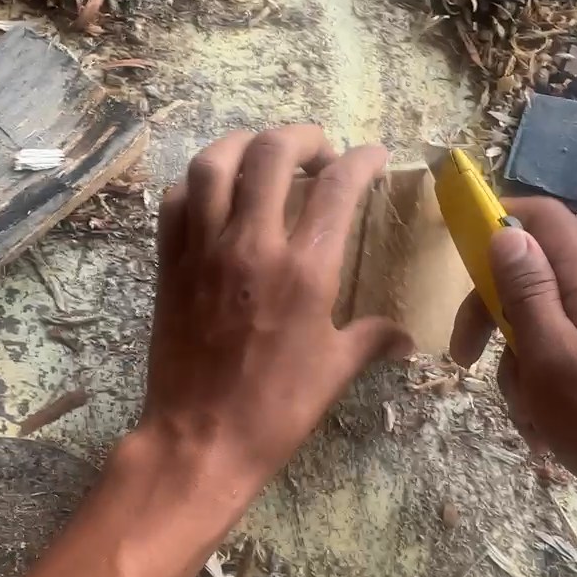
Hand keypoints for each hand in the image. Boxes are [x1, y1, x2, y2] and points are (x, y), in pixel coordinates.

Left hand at [138, 126, 411, 491]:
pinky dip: (197, 182)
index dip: (363, 159)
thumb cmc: (275, 409)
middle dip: (303, 137)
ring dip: (243, 143)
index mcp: (305, 270)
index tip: (373, 156)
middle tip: (319, 151)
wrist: (199, 440)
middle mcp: (252, 244)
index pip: (339, 187)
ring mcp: (203, 250)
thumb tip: (406, 338)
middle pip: (272, 153)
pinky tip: (215, 191)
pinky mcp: (169, 263)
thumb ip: (373, 340)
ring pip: (214, 163)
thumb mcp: (335, 372)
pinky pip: (176, 200)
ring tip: (263, 154)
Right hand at [450, 196, 576, 521]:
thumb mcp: (550, 358)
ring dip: (520, 362)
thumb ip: (527, 291)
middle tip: (466, 359)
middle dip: (493, 312)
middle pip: (535, 273)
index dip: (496, 222)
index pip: (542, 216)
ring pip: (546, 320)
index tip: (459, 264)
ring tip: (528, 413)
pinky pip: (569, 351)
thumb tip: (506, 232)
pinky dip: (547, 381)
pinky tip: (549, 426)